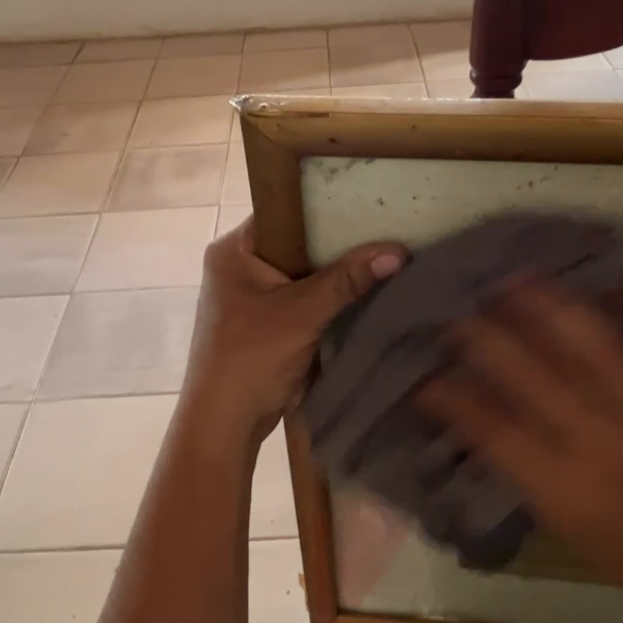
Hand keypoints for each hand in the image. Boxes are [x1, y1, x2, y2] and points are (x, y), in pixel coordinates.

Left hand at [181, 219, 404, 449]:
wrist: (224, 424)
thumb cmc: (251, 358)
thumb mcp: (302, 313)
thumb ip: (347, 280)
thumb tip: (398, 251)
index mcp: (234, 249)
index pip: (284, 210)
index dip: (325, 203)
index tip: (369, 197)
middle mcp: (240, 264)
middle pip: (298, 241)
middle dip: (339, 239)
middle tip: (387, 223)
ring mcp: (252, 294)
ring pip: (304, 271)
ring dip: (337, 270)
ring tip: (386, 249)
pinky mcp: (267, 321)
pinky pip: (304, 296)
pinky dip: (330, 295)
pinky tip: (369, 286)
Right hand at [418, 278, 622, 617]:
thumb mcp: (560, 521)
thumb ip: (518, 464)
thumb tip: (468, 405)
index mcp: (565, 489)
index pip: (491, 428)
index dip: (450, 395)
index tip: (425, 372)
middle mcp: (604, 444)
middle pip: (530, 374)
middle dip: (483, 335)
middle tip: (456, 308)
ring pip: (591, 342)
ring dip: (546, 303)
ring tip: (515, 278)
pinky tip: (620, 278)